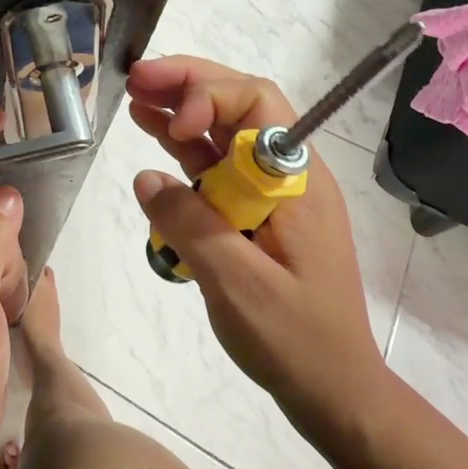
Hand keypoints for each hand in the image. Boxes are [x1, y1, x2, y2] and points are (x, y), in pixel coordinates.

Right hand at [126, 56, 387, 429]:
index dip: (208, 96)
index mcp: (296, 180)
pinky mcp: (248, 210)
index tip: (175, 126)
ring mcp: (266, 191)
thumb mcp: (240, 285)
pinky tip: (150, 131)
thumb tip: (147, 178)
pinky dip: (179, 142)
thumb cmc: (295, 338)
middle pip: (237, 102)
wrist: (332, 390)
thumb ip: (192, 226)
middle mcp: (285, 173)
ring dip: (178, 105)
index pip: (257, 102)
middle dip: (187, 83)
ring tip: (135, 95)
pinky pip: (212, 161)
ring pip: (222, 127)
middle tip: (137, 79)